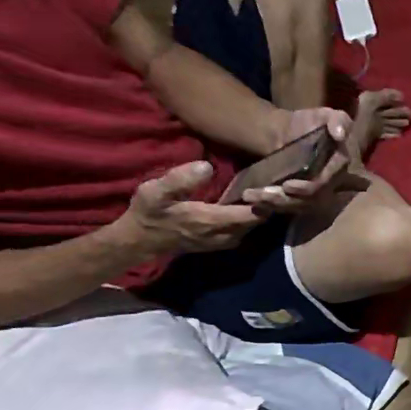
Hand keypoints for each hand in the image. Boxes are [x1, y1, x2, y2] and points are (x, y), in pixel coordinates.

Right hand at [112, 161, 266, 255]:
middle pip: (259, 221)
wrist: (142, 240)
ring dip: (257, 212)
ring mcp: (227, 241)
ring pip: (253, 226)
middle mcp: (227, 235)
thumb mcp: (155, 192)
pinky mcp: (223, 243)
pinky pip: (244, 230)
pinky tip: (245, 203)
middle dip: (265, 205)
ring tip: (258, 192)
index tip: (268, 184)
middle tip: (266, 185)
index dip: (265, 201)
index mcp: (214, 221)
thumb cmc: (149, 213)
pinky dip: (248, 218)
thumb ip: (180, 180)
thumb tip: (207, 166)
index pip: (254, 214)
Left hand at [241, 108, 369, 212]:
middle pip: (312, 200)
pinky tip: (254, 203)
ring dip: (275, 204)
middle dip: (287, 199)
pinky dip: (271, 208)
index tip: (288, 186)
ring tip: (252, 198)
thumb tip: (339, 134)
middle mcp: (332, 186)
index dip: (310, 188)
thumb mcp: (326, 115)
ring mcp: (317, 195)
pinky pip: (288, 208)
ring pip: (299, 206)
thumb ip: (338, 120)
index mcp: (340, 168)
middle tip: (263, 194)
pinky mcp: (301, 200)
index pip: (327, 184)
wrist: (286, 132)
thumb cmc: (308, 123)